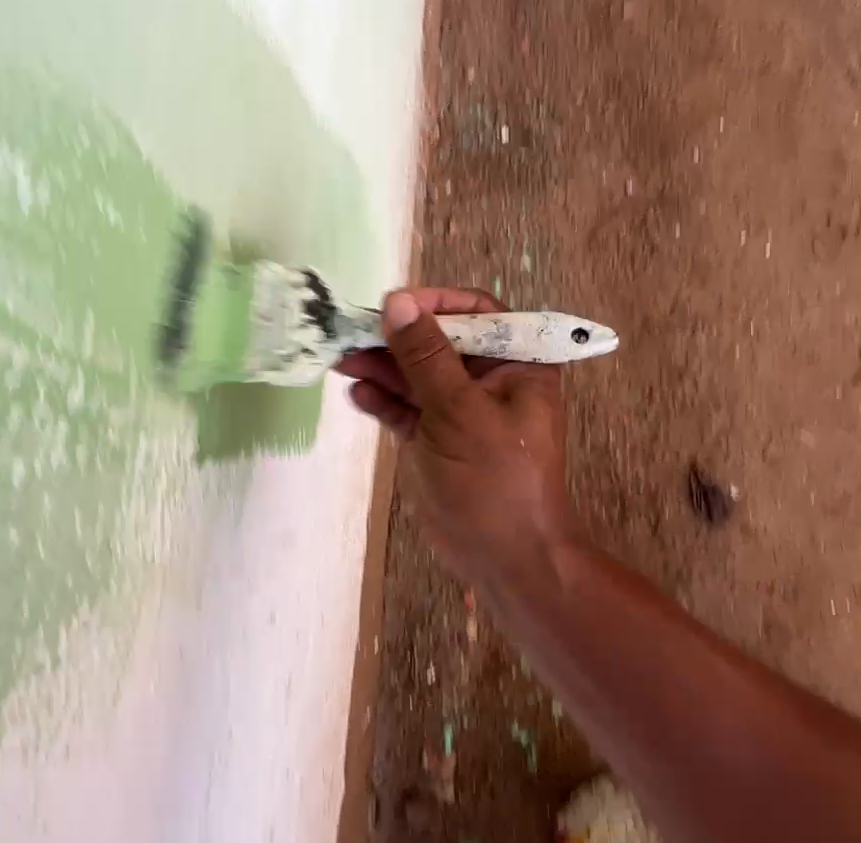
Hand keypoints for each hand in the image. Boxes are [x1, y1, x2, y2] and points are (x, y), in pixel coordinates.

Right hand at [336, 288, 581, 587]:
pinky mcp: (437, 439)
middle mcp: (491, 380)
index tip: (395, 304)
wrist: (505, 558)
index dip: (437, 303)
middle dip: (398, 337)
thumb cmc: (496, 477)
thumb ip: (426, 355)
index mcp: (518, 364)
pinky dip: (383, 400)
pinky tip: (358, 392)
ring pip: (418, 375)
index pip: (479, 313)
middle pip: (440, 342)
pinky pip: (407, 409)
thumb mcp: (460, 409)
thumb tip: (397, 302)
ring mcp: (461, 411)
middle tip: (353, 331)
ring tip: (342, 358)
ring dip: (382, 366)